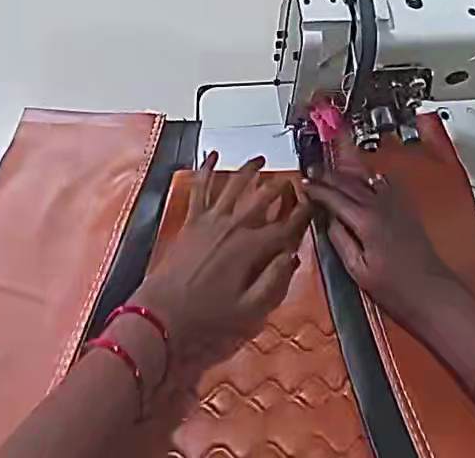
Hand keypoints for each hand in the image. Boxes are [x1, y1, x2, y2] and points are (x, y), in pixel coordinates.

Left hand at [129, 154, 311, 377]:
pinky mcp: (192, 220)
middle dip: (280, 187)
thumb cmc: (207, 319)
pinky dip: (206, 169)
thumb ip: (274, 282)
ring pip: (235, 185)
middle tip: (291, 181)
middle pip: (263, 199)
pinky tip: (213, 155)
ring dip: (250, 170)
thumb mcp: (249, 313)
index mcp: (251, 249)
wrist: (161, 317)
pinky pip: (200, 188)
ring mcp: (211, 220)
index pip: (285, 227)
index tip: (312, 205)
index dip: (302, 215)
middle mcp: (233, 226)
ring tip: (261, 159)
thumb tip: (292, 256)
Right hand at [305, 148, 459, 327]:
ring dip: (345, 174)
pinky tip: (362, 180)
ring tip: (330, 172)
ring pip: (363, 179)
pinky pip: (381, 184)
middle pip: (347, 182)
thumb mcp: (358, 271)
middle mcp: (379, 204)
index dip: (316, 190)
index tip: (303, 186)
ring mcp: (394, 203)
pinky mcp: (404, 207)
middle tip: (311, 172)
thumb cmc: (395, 290)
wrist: (433, 294)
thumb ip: (340, 240)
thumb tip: (328, 219)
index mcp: (365, 219)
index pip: (334, 197)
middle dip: (327, 176)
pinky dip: (366, 178)